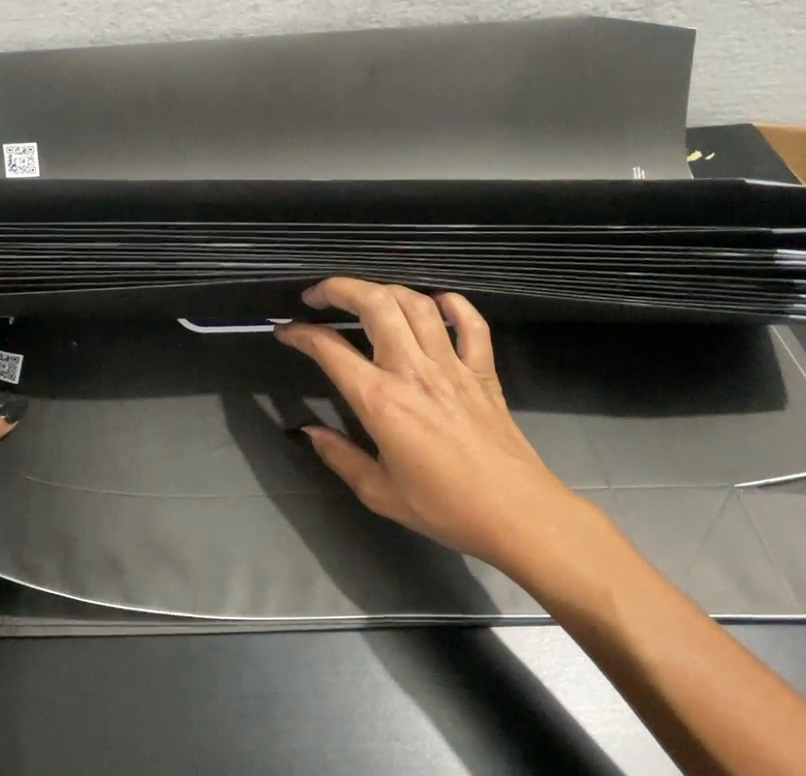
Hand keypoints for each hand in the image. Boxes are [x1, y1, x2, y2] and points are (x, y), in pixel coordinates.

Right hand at [274, 278, 579, 573]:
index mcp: (380, 401)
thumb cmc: (445, 509)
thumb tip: (309, 432)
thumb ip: (339, 456)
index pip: (329, 349)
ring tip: (367, 297)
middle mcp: (413, 371)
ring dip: (386, 290)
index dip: (301, 333)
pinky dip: (453, 305)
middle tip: (320, 296)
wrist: (518, 515)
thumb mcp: (379, 493)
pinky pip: (471, 324)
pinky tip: (437, 302)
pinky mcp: (483, 372)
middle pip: (375, 303)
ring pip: (417, 304)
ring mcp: (452, 366)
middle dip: (340, 289)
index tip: (287, 331)